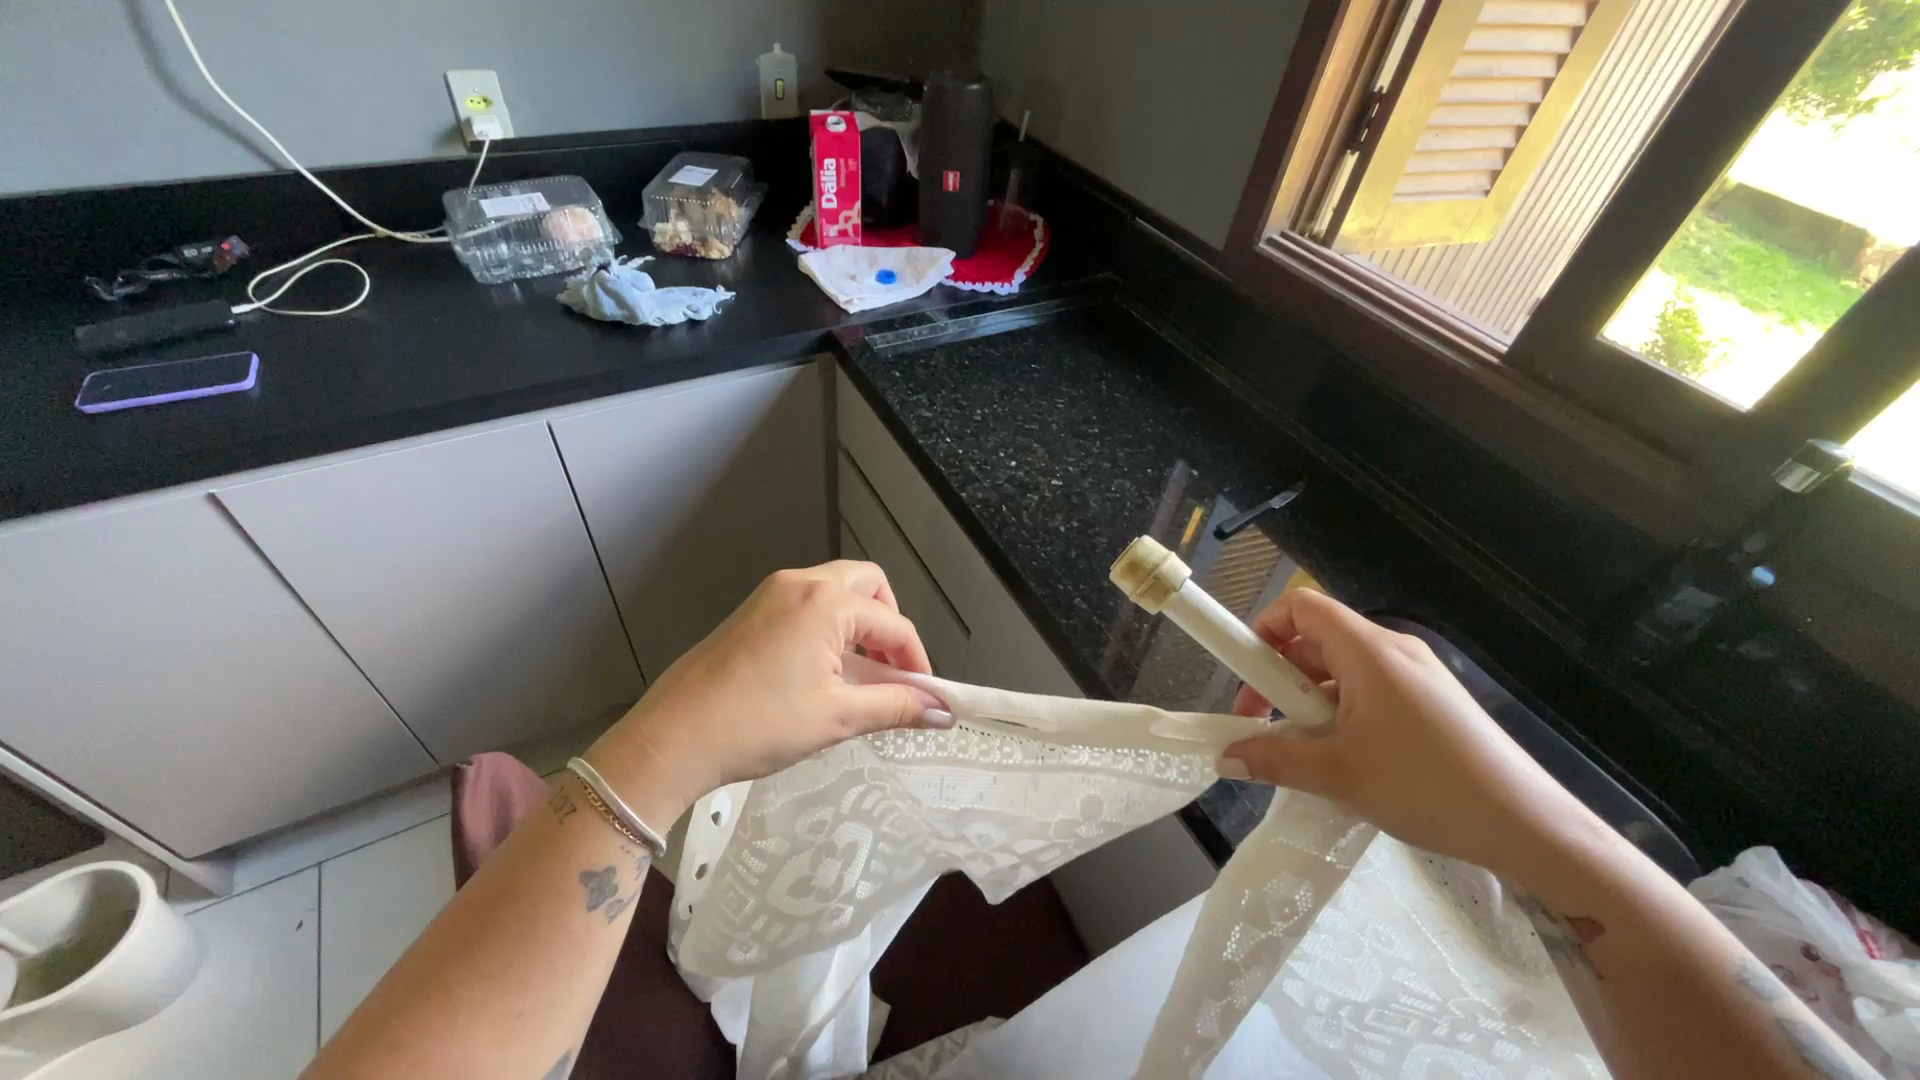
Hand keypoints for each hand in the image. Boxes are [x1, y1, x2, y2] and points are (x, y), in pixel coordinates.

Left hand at [585, 561, 943, 827]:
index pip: (894, 624)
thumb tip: (942, 711)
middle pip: (868, 585)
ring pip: (836, 591)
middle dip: (889, 625)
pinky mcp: (752, 611)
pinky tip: (822, 672)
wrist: (673, 738)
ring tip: (859, 675)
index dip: (916, 662)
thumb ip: (896, 706)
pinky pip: (807, 604)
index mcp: (826, 602)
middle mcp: (800, 584)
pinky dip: (828, 627)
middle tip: (890, 670)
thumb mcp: (837, 718)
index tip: (925, 697)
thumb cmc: (758, 725)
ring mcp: (771, 593)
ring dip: (859, 625)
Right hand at [1221, 589, 1602, 879]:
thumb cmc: (1427, 785)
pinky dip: (1342, 716)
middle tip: (1263, 726)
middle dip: (1279, 678)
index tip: (1246, 675)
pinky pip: (1370, 694)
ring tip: (1302, 753)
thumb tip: (1225, 758)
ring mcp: (1418, 678)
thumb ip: (1274, 760)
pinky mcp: (1434, 705)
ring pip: (1342, 672)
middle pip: (1317, 640)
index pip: (1301, 606)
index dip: (1264, 628)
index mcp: (1368, 651)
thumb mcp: (1338, 774)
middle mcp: (1393, 652)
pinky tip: (1343, 762)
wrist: (1529, 827)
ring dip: (1310, 704)